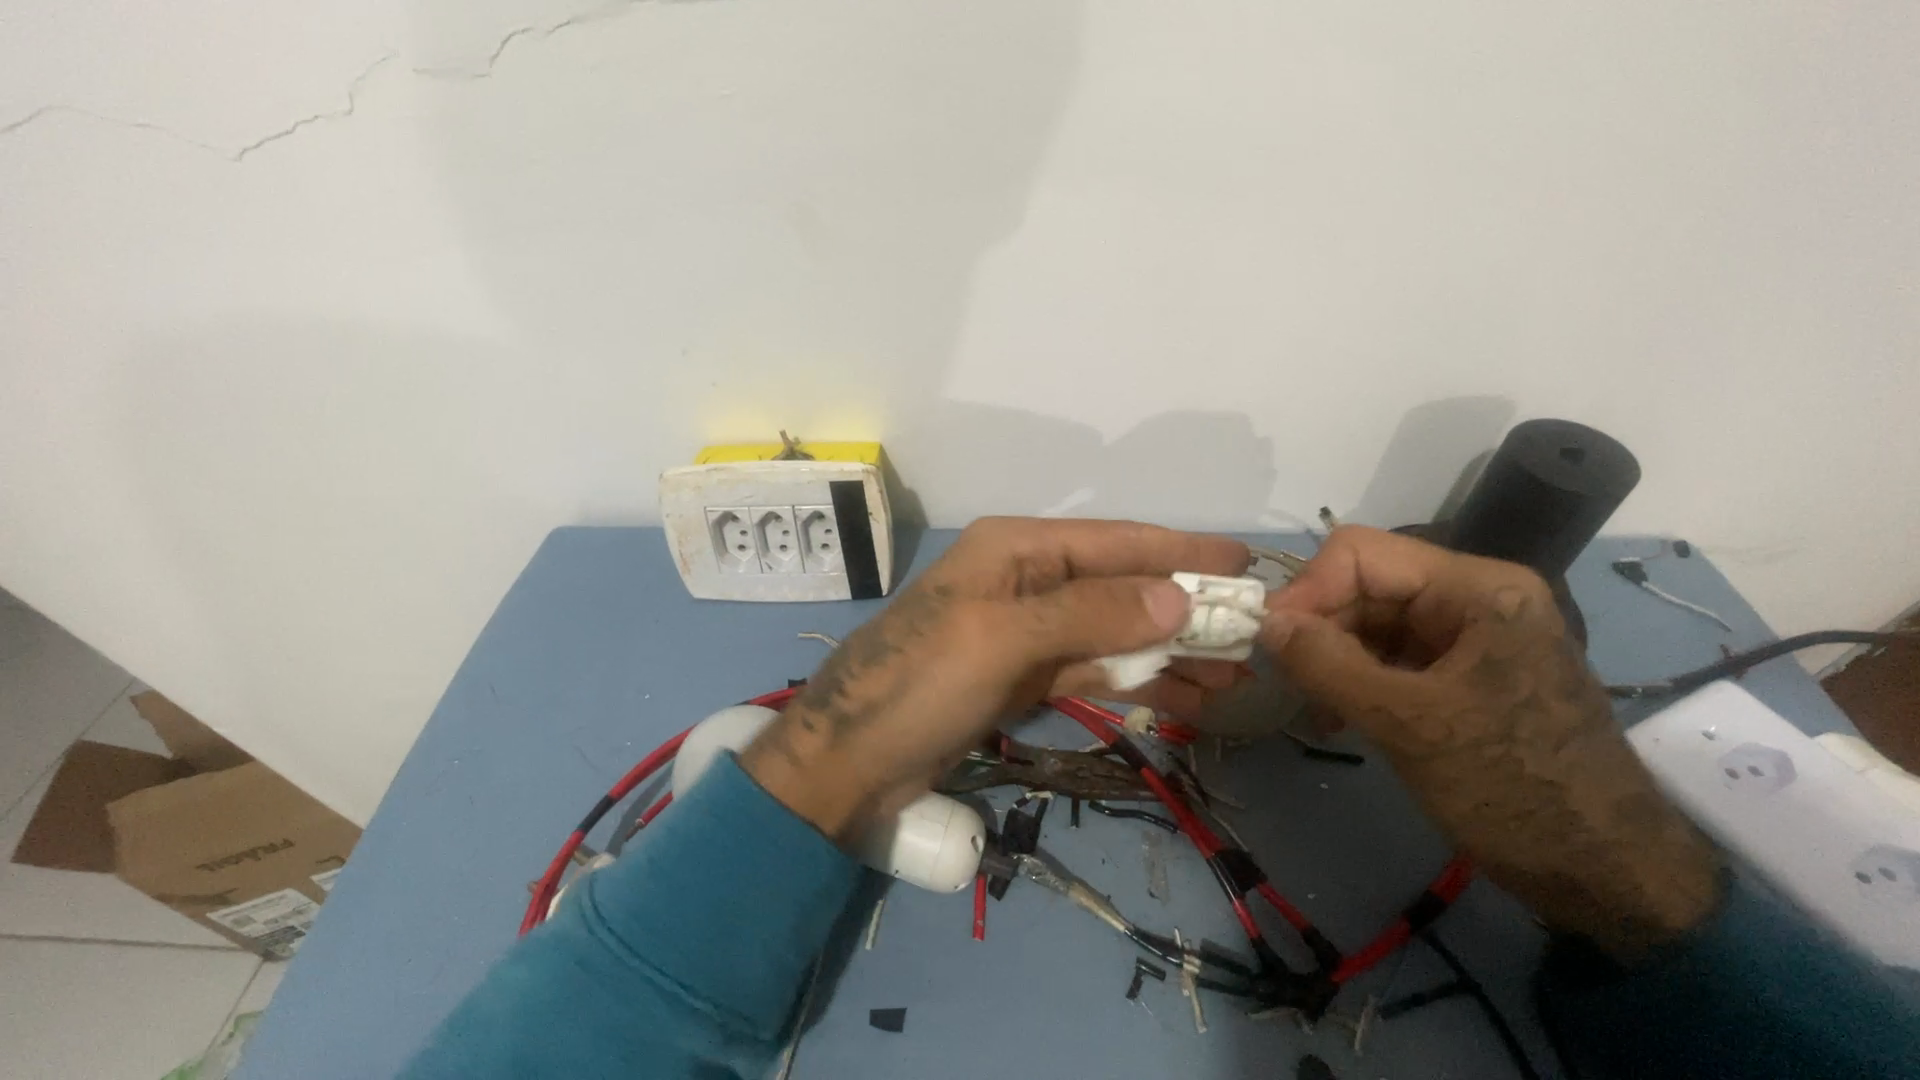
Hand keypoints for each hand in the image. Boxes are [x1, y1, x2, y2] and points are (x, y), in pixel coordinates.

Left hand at [740, 517, 1248, 841]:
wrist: (849, 762)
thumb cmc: (918, 683)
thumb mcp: (1001, 638)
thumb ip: (1089, 614)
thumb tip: (1177, 598)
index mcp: (1013, 549)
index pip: (1113, 542)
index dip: (1180, 552)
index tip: (1243, 563)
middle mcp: (1023, 581)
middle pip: (1120, 587)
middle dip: (1183, 610)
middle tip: (1251, 635)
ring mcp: (1024, 633)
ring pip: (1113, 634)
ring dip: (1168, 653)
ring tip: (1230, 678)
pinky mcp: (1022, 680)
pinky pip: (1092, 671)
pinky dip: (1134, 682)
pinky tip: (1180, 698)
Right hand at [1261, 526, 1722, 959]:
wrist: (1605, 873)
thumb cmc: (1511, 787)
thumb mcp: (1407, 723)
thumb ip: (1327, 664)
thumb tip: (1265, 621)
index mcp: (1476, 588)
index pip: (1361, 554)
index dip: (1308, 590)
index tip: (1270, 642)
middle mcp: (1475, 598)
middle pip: (1366, 587)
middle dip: (1319, 629)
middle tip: (1287, 683)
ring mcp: (1472, 637)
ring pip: (1374, 624)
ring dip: (1333, 660)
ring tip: (1314, 709)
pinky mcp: (1467, 675)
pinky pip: (1395, 658)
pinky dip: (1359, 681)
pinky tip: (1338, 718)